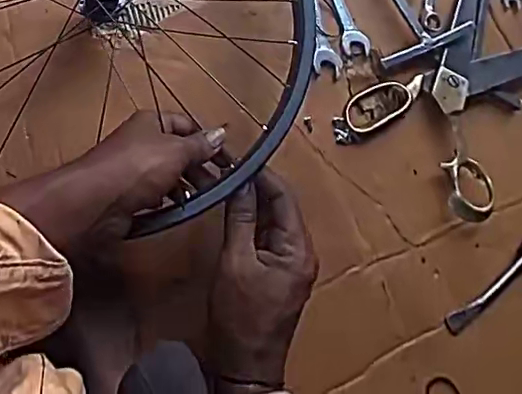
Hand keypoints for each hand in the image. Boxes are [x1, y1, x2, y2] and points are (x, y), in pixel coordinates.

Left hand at [0, 113, 224, 257]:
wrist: (96, 201)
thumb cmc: (137, 167)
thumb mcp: (175, 151)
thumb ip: (199, 145)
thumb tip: (221, 132)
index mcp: (151, 122)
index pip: (186, 124)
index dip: (207, 140)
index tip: (229, 161)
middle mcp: (142, 141)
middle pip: (179, 150)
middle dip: (200, 166)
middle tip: (222, 186)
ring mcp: (134, 168)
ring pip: (169, 174)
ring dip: (186, 186)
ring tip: (202, 200)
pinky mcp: (129, 194)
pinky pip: (156, 194)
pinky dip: (168, 201)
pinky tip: (176, 209)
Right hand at [207, 169, 315, 391]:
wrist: (245, 365)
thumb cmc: (242, 318)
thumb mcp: (236, 260)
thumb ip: (240, 216)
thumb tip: (238, 179)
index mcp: (298, 249)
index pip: (283, 194)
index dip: (259, 172)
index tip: (233, 156)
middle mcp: (299, 251)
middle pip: (278, 202)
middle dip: (252, 180)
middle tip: (223, 163)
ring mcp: (288, 260)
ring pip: (270, 214)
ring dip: (248, 196)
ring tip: (222, 176)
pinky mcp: (276, 267)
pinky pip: (264, 229)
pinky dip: (247, 213)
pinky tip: (228, 202)